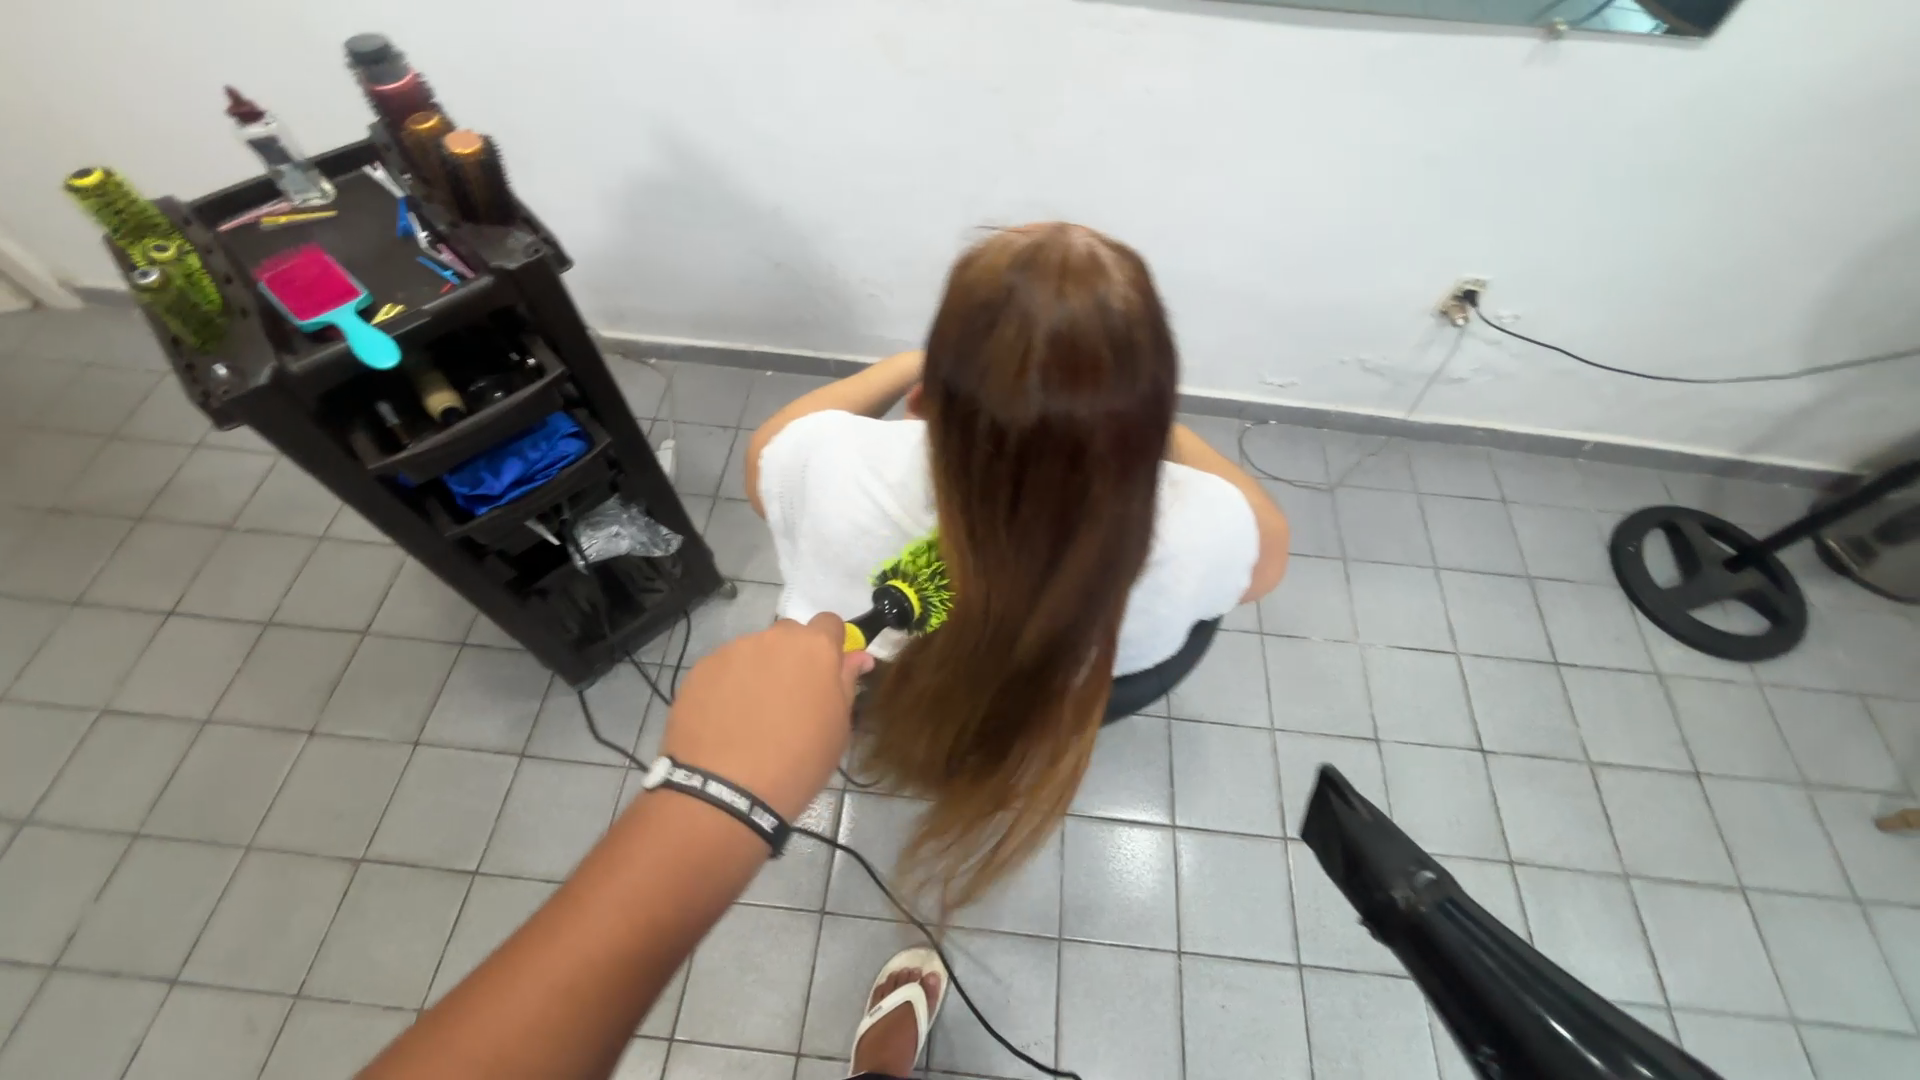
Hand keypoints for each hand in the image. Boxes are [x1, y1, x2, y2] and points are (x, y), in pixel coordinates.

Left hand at [659, 614, 873, 819]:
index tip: (825, 674)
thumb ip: (847, 683)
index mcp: (816, 648)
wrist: (726, 792)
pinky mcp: (701, 669)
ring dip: (758, 671)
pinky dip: (728, 686)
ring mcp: (734, 650)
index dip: (830, 646)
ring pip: (754, 652)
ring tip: (751, 716)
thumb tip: (858, 657)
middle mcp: (774, 638)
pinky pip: (723, 669)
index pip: (829, 624)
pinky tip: (724, 721)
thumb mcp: (838, 728)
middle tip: (789, 699)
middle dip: (793, 658)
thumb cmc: (798, 761)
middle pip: (789, 635)